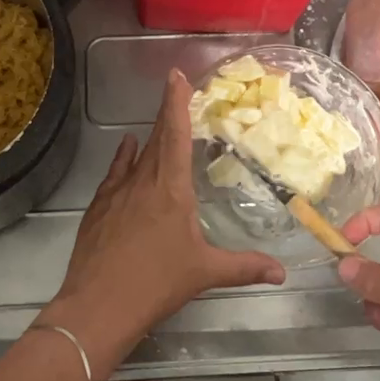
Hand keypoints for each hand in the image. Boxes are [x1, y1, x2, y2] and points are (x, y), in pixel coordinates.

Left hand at [37, 70, 284, 380]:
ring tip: (159, 123)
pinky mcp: (98, 208)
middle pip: (156, 139)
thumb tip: (281, 272)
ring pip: (136, 155)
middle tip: (176, 92)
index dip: (176, 102)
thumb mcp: (204, 273)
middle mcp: (142, 182)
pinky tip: (126, 149)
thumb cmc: (155, 284)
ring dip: (149, 137)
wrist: (98, 305)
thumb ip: (244, 267)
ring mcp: (116, 193)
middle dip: (167, 114)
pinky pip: (114, 172)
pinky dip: (123, 157)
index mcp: (170, 189)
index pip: (175, 135)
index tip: (176, 75)